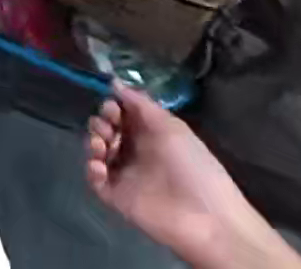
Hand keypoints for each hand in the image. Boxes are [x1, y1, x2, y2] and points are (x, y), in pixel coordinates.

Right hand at [88, 83, 300, 268]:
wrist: (209, 219)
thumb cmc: (193, 166)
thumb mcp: (170, 126)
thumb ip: (140, 102)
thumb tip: (113, 81)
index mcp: (148, 134)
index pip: (120, 114)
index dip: (112, 106)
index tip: (112, 107)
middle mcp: (134, 151)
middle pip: (105, 129)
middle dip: (99, 122)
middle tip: (107, 127)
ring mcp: (125, 174)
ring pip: (97, 151)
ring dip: (92, 142)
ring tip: (102, 145)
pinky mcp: (118, 196)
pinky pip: (95, 180)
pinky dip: (91, 169)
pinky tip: (100, 166)